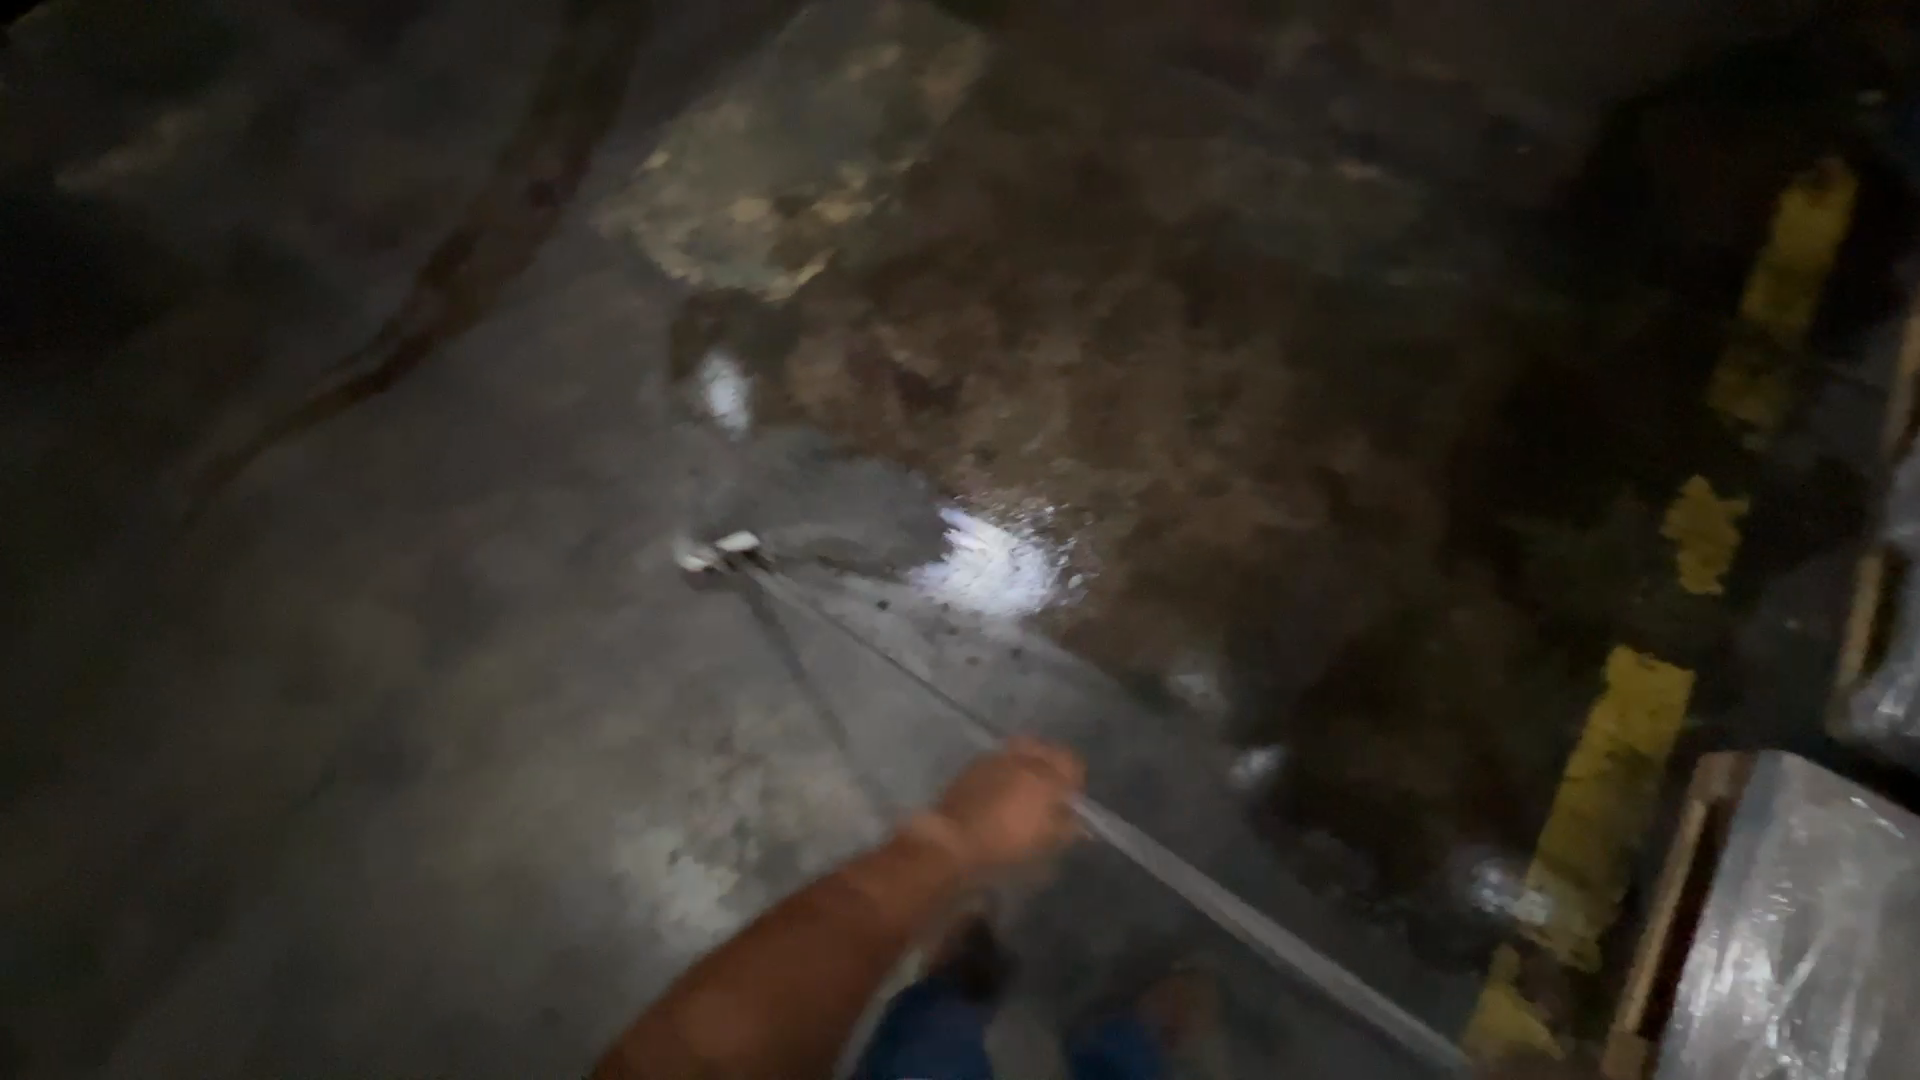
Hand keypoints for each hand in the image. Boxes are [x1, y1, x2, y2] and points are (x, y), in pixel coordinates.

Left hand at [916, 737, 1085, 872]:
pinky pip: (999, 758)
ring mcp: (996, 757)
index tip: (1071, 797)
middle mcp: (1022, 758)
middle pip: (1046, 749)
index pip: (1071, 762)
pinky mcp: (975, 764)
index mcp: (1045, 775)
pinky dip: (1006, 768)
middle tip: (1050, 787)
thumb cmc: (1007, 844)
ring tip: (1024, 786)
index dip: (1074, 778)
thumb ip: (1067, 826)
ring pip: (1021, 749)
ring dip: (1027, 763)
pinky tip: (1001, 788)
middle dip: (1051, 763)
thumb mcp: (1046, 842)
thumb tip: (1076, 819)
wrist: (955, 840)